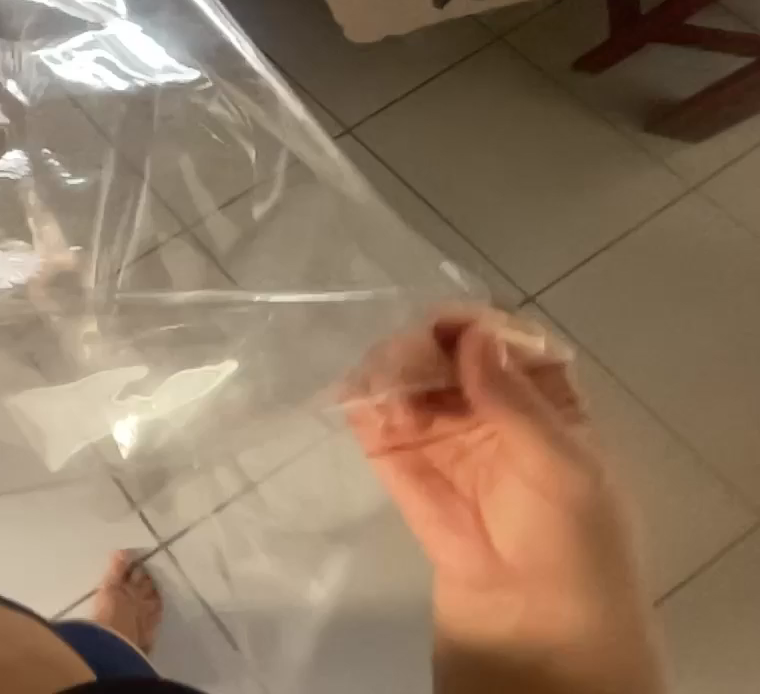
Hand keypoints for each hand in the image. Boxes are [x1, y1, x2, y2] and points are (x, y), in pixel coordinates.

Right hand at [345, 309, 661, 693]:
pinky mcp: (385, 441)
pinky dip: (360, 393)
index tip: (452, 325)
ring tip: (394, 397)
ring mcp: (429, 418)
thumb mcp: (564, 466)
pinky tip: (374, 409)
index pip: (506, 341)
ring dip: (388, 368)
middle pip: (442, 345)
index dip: (480, 326)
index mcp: (538, 399)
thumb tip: (473, 334)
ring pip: (398, 365)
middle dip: (423, 344)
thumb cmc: (568, 537)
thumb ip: (517, 400)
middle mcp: (478, 399)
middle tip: (413, 360)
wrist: (521, 603)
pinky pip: (363, 401)